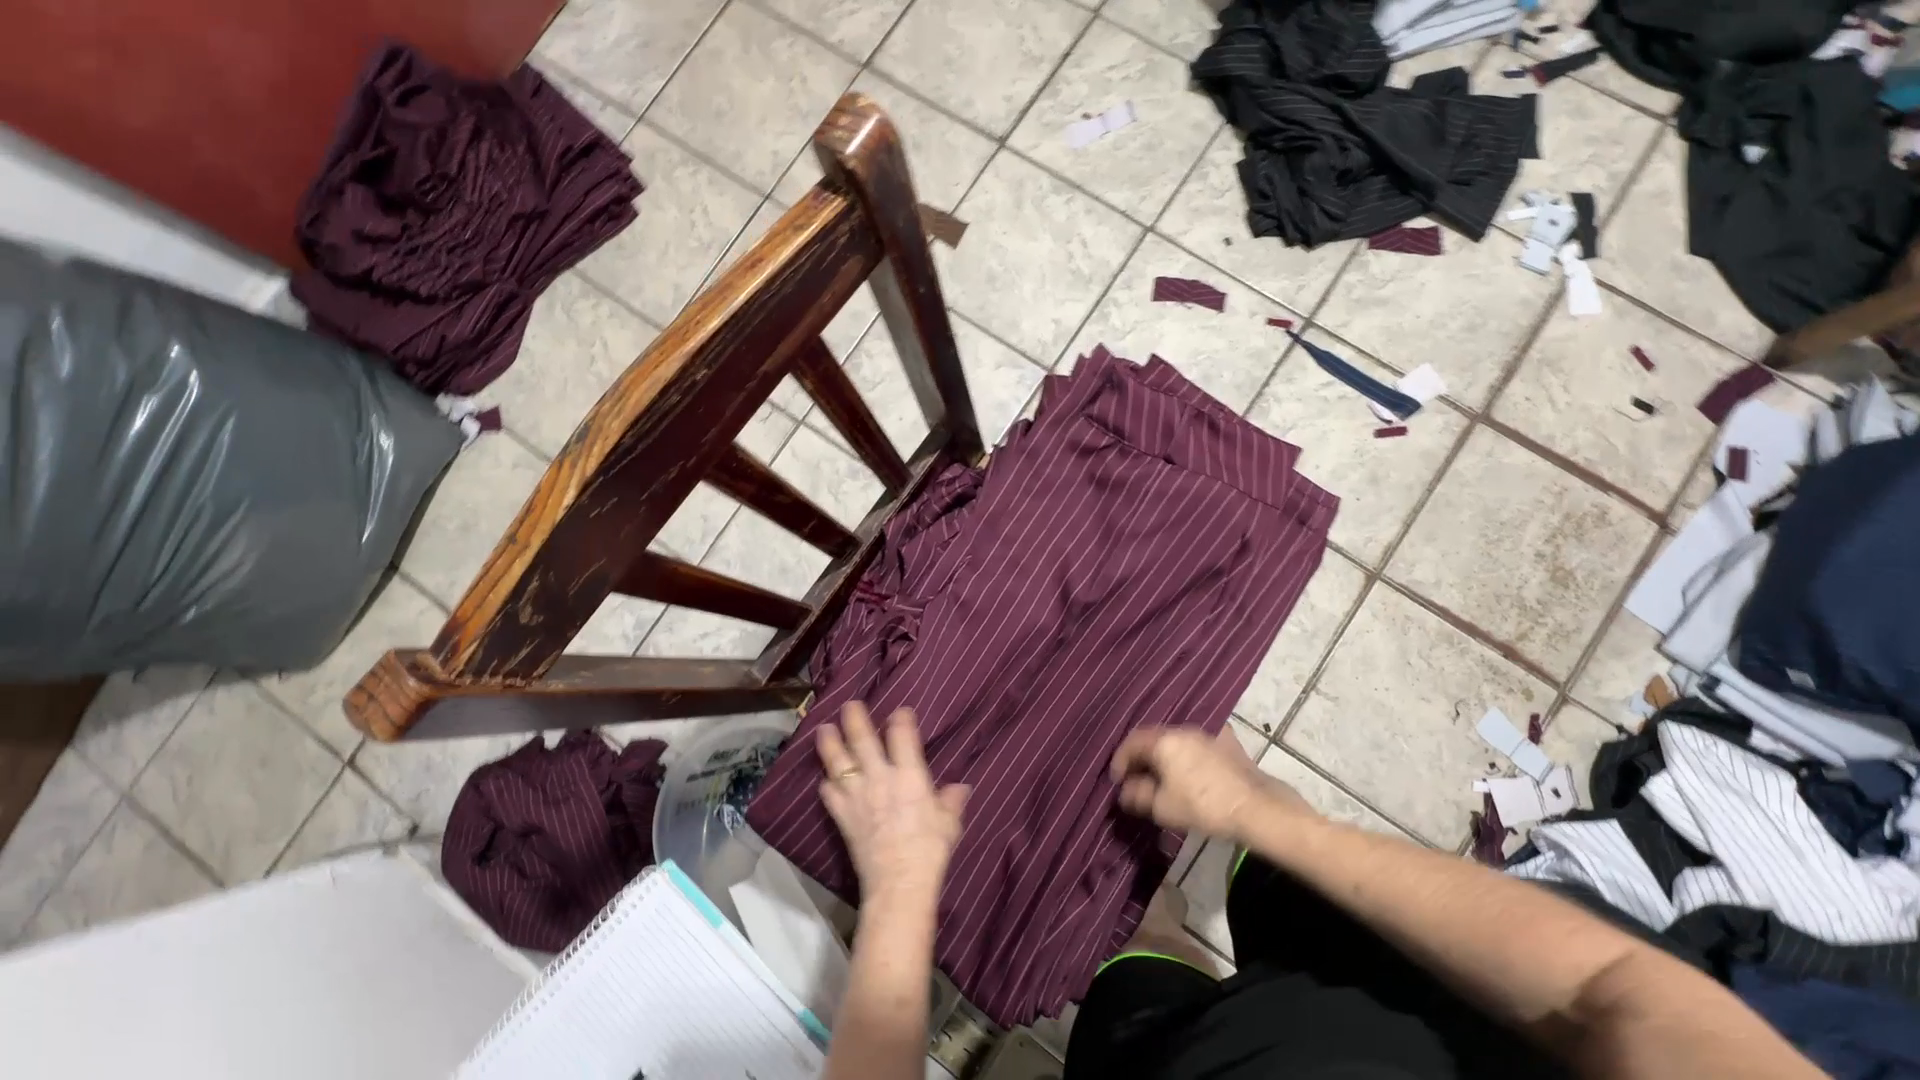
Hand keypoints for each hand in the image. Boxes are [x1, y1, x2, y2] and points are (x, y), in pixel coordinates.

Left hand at [815, 702, 969, 901]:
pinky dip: (826, 784)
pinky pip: (829, 795)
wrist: (899, 881)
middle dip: (855, 719)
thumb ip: (951, 801)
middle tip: (849, 705)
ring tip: (824, 729)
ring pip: (839, 762)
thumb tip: (959, 788)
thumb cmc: (930, 849)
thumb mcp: (950, 823)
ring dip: (830, 743)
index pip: (902, 735)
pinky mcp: (842, 816)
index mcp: (910, 775)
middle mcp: (880, 778)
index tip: (900, 712)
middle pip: (863, 740)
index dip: (901, 719)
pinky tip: (825, 779)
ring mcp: (857, 796)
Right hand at [1109, 727, 1312, 839]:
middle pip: (1154, 739)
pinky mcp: (1227, 743)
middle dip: (1142, 758)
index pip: (1132, 743)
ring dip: (1165, 757)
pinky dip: (1187, 756)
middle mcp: (1183, 730)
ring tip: (1163, 778)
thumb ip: (1138, 795)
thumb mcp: (1163, 807)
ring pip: (1176, 741)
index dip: (1120, 761)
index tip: (1118, 780)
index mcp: (1163, 741)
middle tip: (1137, 779)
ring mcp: (1208, 734)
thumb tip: (1125, 790)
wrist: (1255, 806)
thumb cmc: (1202, 806)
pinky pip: (1197, 746)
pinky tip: (1190, 772)